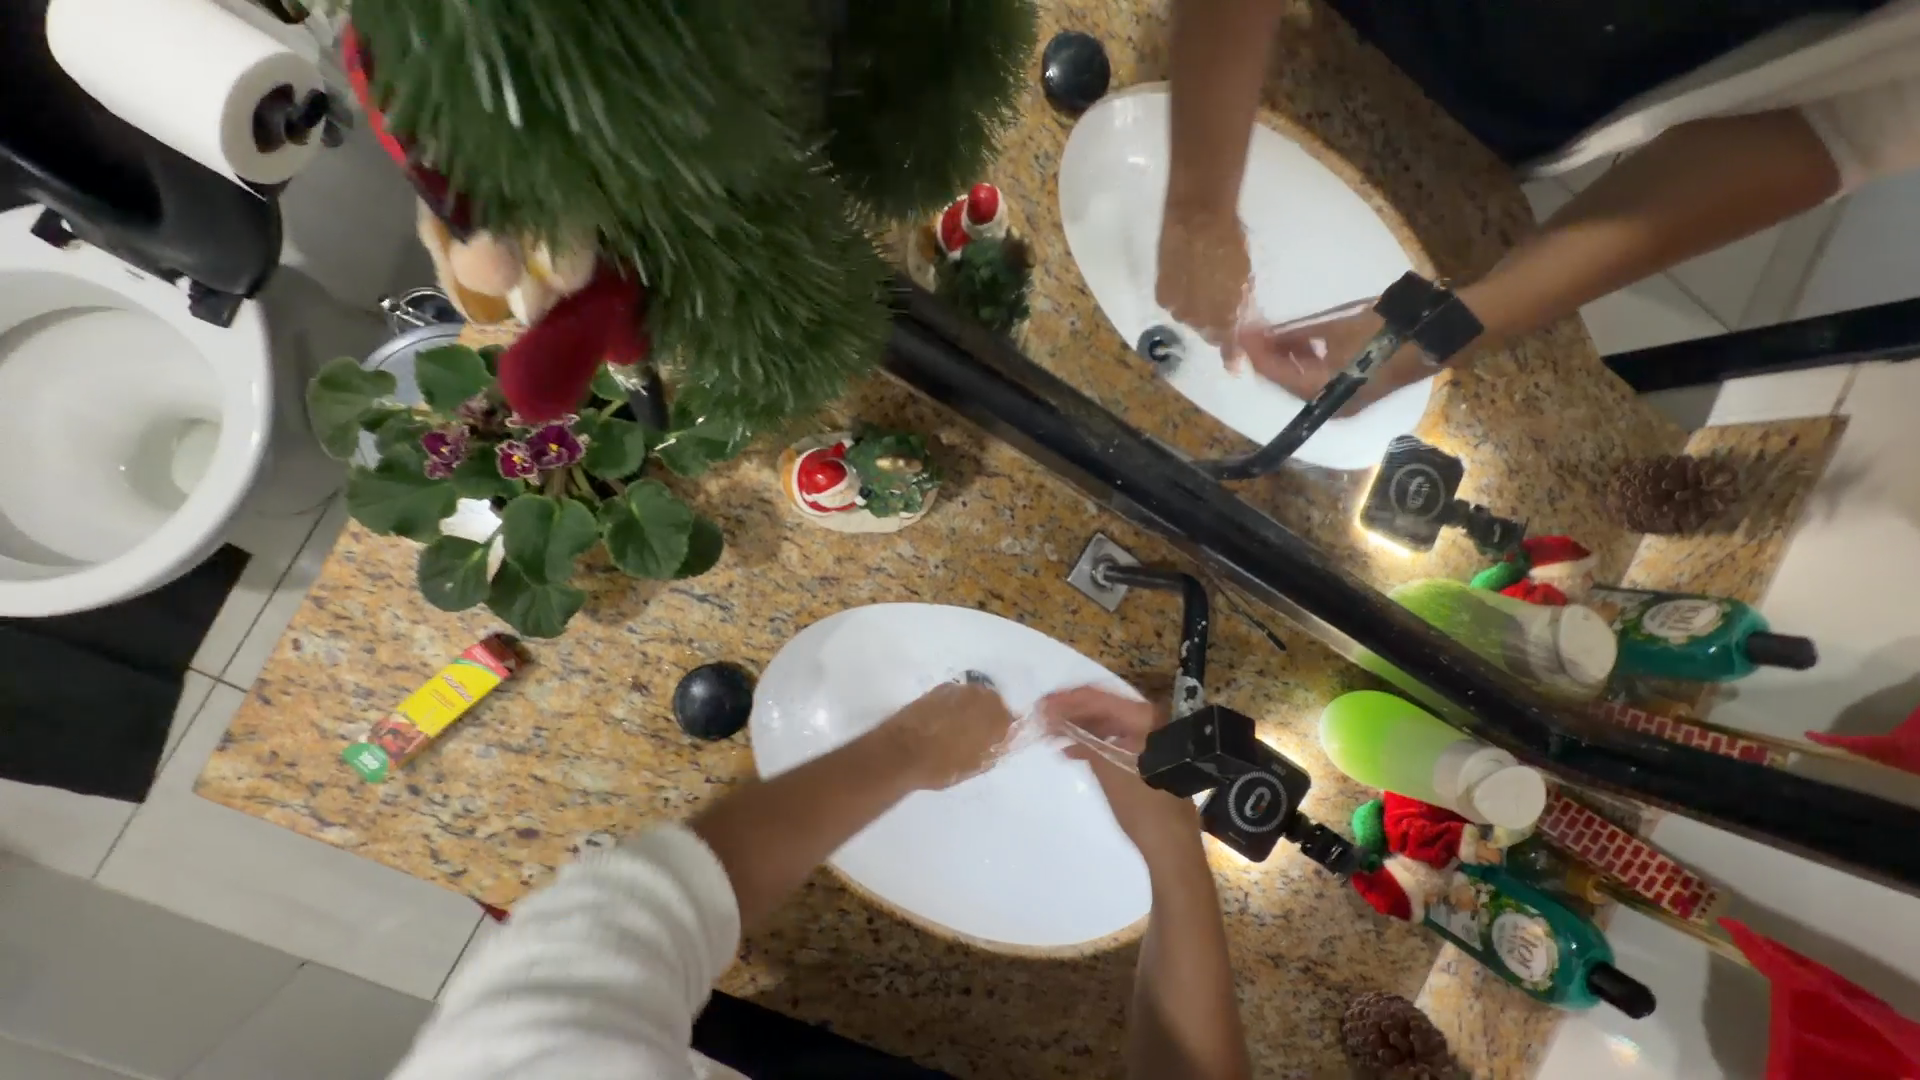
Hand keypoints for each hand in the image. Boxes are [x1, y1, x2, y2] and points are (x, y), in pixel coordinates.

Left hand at [875, 682, 1015, 791]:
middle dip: (986, 717)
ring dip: (969, 709)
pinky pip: (955, 696)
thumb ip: (995, 749)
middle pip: (992, 704)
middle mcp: (982, 697)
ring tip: (955, 729)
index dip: (1002, 731)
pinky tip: (942, 721)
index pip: (1010, 720)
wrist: (903, 752)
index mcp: (997, 717)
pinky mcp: (939, 688)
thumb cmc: (943, 766)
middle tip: (974, 736)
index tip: (993, 742)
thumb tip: (1003, 740)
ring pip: (973, 698)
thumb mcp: (976, 766)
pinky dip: (952, 706)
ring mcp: (959, 689)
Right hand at [1040, 686, 1201, 861]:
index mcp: (1144, 719)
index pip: (1098, 698)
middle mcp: (1150, 721)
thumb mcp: (1107, 770)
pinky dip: (1093, 742)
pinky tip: (1071, 750)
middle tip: (1042, 717)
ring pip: (1107, 723)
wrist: (1172, 845)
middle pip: (1102, 707)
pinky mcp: (1148, 756)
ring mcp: (1151, 738)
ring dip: (1079, 727)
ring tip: (1051, 733)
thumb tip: (1056, 719)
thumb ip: (1082, 739)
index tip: (1040, 706)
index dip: (1066, 700)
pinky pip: (1115, 738)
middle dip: (1071, 712)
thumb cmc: (1141, 807)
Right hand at [1157, 201, 1252, 357]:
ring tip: (1202, 287)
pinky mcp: (1162, 295)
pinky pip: (1173, 305)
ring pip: (1189, 319)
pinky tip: (1186, 281)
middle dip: (1214, 325)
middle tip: (1221, 305)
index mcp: (1223, 316)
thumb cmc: (1231, 241)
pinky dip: (1180, 299)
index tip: (1234, 366)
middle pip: (1207, 331)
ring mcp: (1177, 308)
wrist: (1198, 217)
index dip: (1231, 355)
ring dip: (1196, 310)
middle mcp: (1198, 319)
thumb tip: (1241, 325)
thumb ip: (1241, 306)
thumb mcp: (1244, 276)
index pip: (1226, 344)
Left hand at [1236, 301, 1431, 417]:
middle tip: (1254, 333)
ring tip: (1274, 333)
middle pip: (1285, 382)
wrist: (1439, 335)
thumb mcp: (1338, 328)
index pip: (1276, 376)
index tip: (1242, 333)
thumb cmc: (1388, 330)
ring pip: (1301, 381)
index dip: (1257, 353)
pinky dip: (1306, 363)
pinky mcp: (1352, 393)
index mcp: (1322, 392)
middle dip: (1268, 358)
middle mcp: (1329, 405)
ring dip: (1286, 359)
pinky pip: (1319, 380)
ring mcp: (1341, 402)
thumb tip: (1263, 333)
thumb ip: (1297, 333)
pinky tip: (1299, 341)